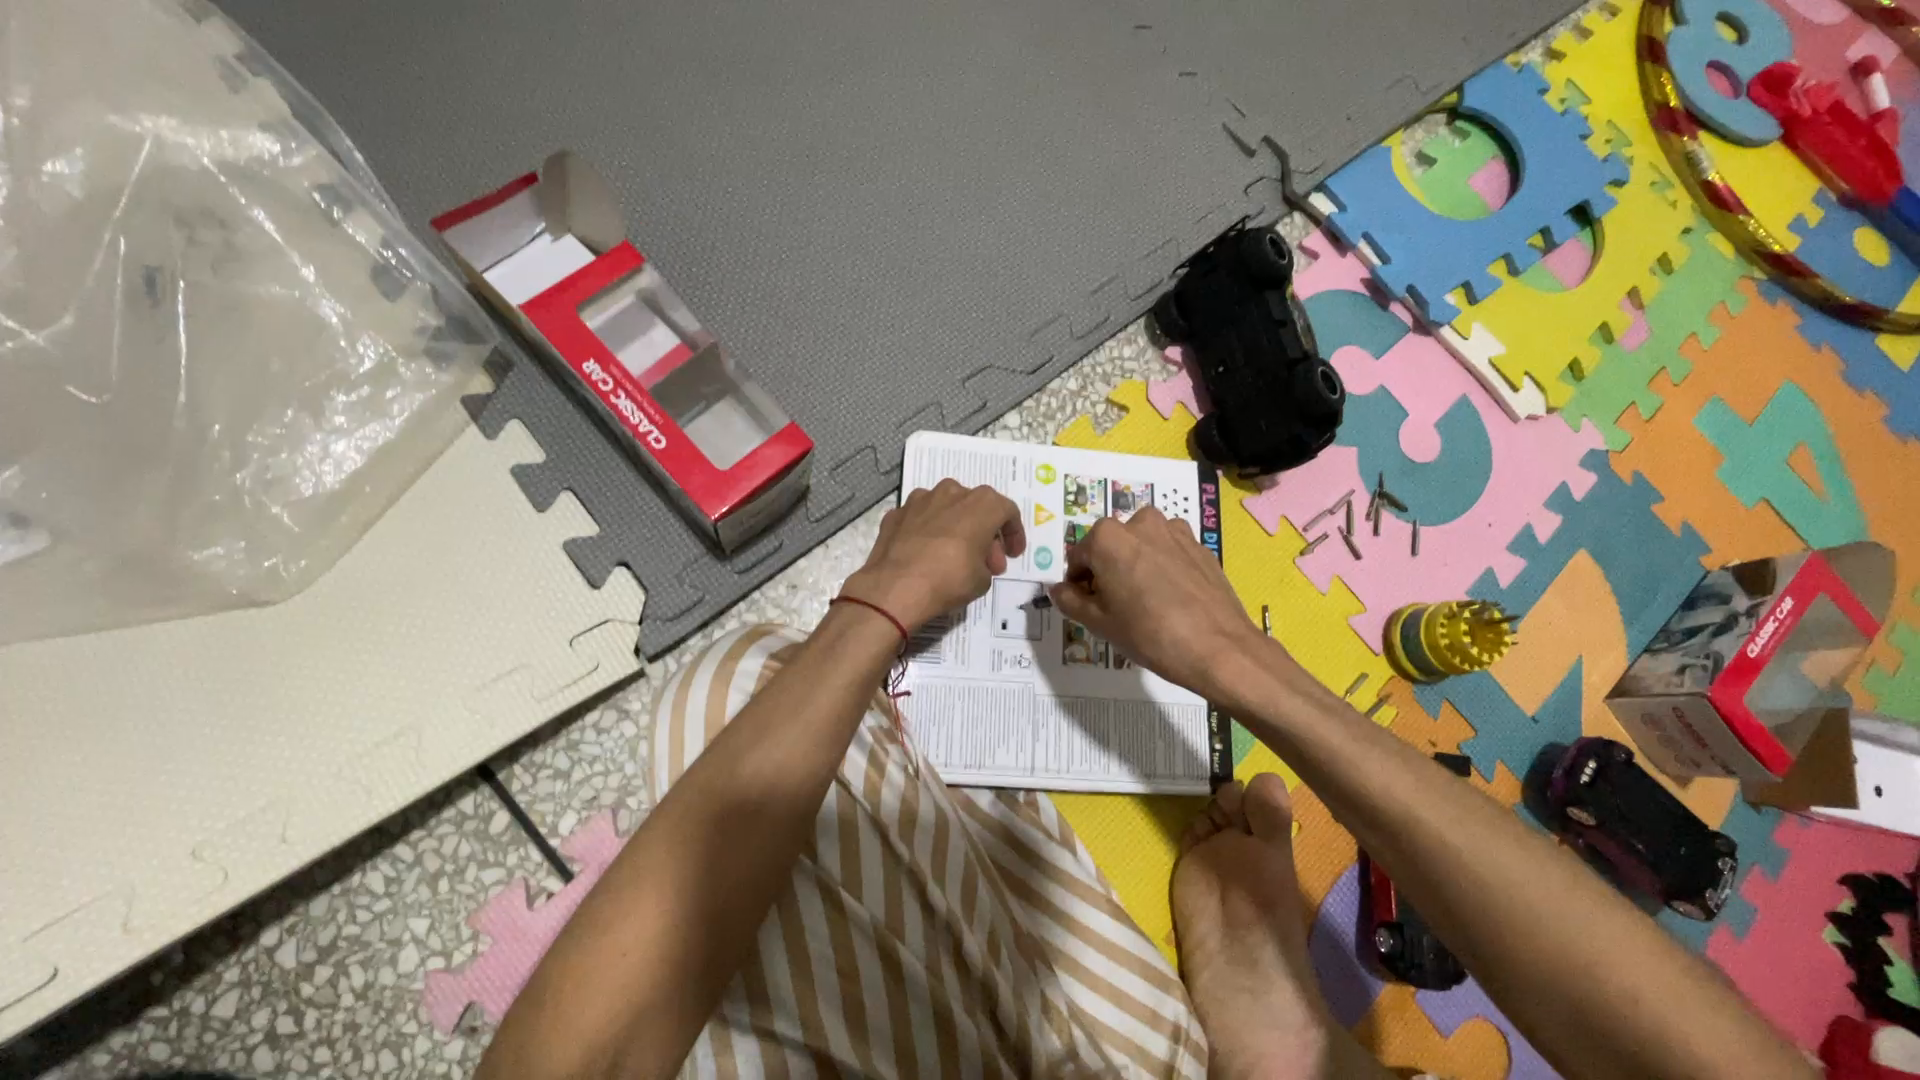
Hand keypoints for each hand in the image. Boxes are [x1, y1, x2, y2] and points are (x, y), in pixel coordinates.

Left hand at [842, 479, 1025, 632]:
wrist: (895, 587)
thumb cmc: (949, 579)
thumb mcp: (983, 580)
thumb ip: (986, 563)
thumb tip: (978, 560)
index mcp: (981, 503)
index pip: (1007, 511)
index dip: (1014, 534)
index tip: (1013, 554)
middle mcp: (951, 492)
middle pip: (975, 507)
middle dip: (984, 532)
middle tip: (986, 561)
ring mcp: (920, 499)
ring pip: (946, 508)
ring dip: (955, 527)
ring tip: (954, 554)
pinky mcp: (896, 513)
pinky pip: (920, 519)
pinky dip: (926, 532)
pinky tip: (925, 554)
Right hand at [1047, 506, 1272, 695]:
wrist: (1218, 648)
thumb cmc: (1149, 634)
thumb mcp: (1099, 623)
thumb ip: (1071, 601)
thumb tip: (1059, 589)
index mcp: (1108, 538)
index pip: (1079, 557)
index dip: (1079, 582)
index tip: (1087, 604)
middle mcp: (1140, 524)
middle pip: (1112, 545)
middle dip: (1108, 569)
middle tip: (1116, 605)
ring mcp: (1175, 532)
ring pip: (1143, 545)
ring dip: (1137, 564)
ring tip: (1146, 602)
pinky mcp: (1200, 547)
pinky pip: (1170, 553)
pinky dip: (1164, 568)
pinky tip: (1172, 600)